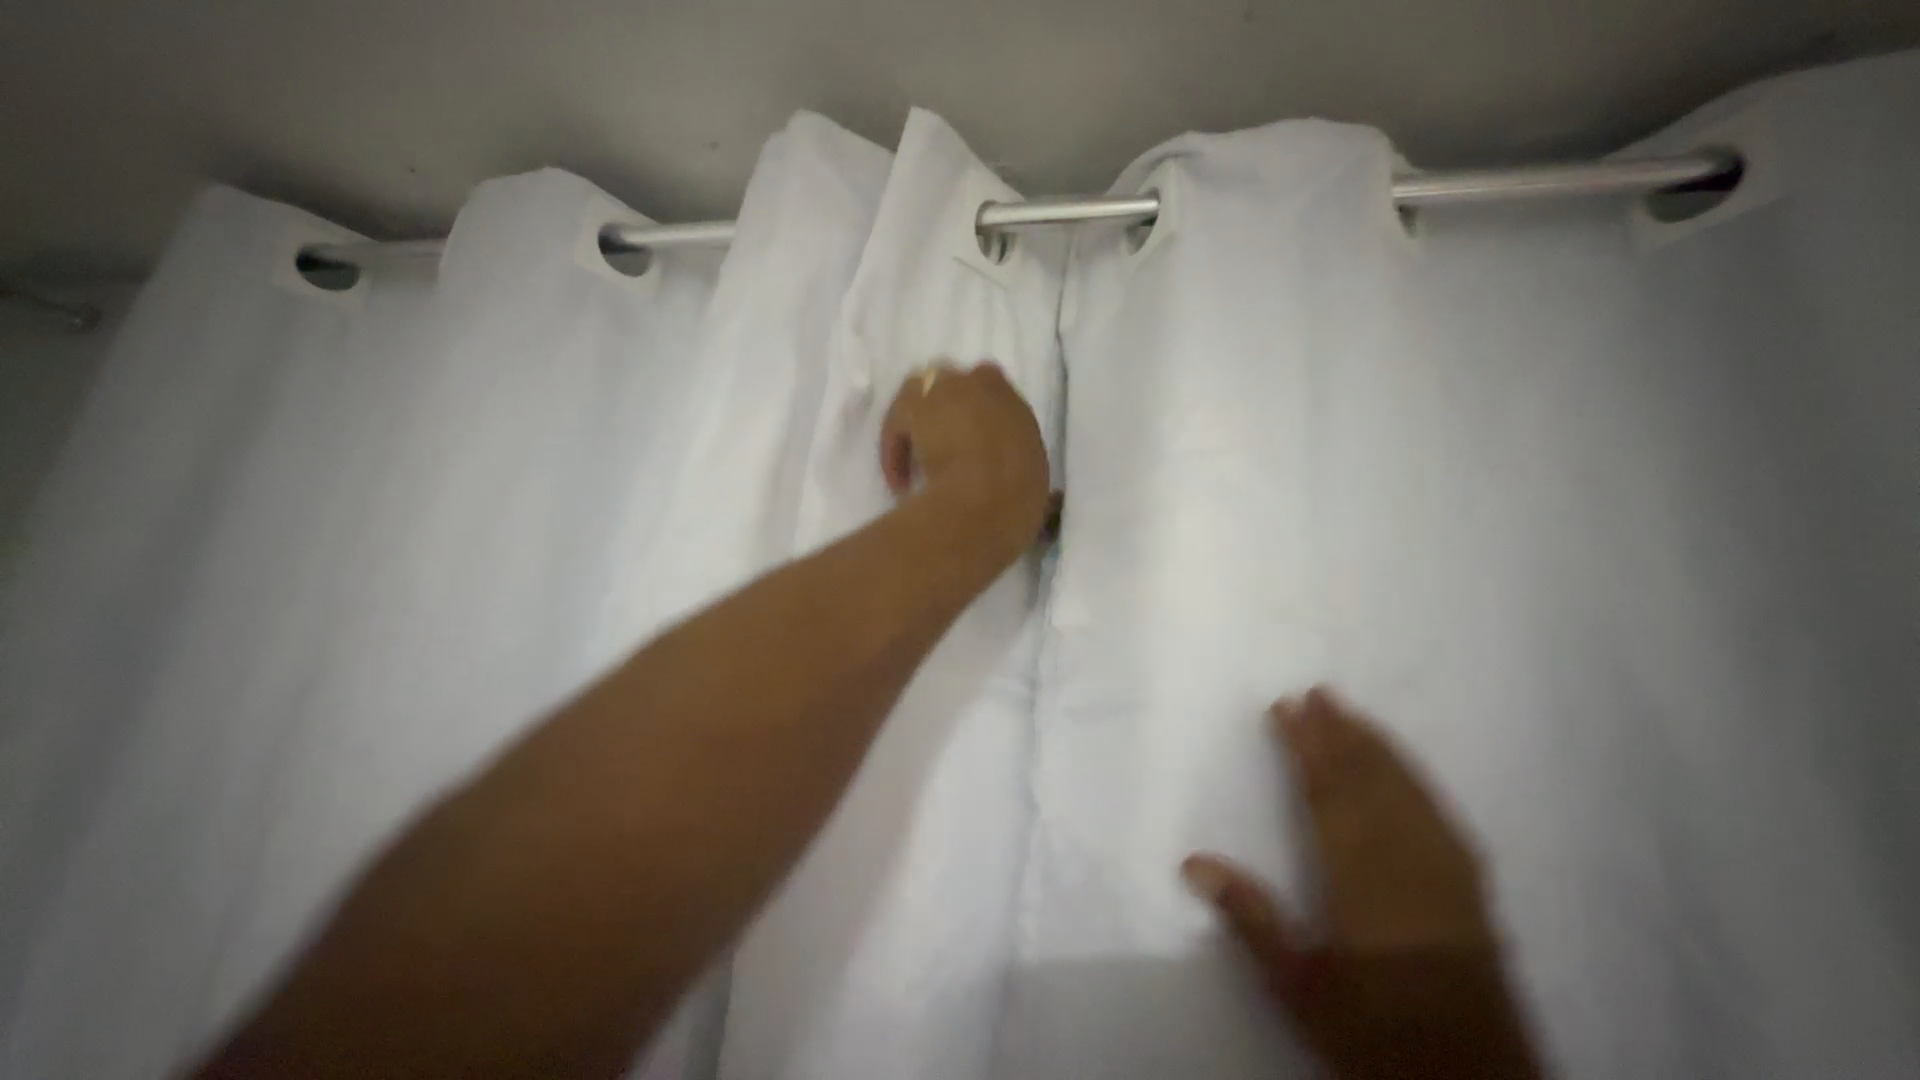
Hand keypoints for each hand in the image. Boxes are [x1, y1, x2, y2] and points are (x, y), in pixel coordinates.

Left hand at [879, 360, 1051, 552]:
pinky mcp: (913, 403)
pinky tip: (898, 480)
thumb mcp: (1036, 489)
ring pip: (922, 393)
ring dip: (918, 422)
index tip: (971, 453)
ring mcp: (948, 386)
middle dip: (946, 411)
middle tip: (938, 449)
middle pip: (957, 386)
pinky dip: (895, 449)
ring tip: (913, 463)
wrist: (984, 501)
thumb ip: (1026, 478)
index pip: (994, 399)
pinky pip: (898, 422)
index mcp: (1019, 408)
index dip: (977, 424)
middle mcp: (986, 384)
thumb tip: (1039, 495)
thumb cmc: (1017, 501)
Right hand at [1183, 688, 1545, 1079]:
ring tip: (1354, 714)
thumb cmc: (1373, 1032)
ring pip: (1410, 792)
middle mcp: (1408, 865)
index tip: (1288, 708)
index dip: (1307, 747)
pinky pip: (1442, 816)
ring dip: (1380, 748)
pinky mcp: (1474, 892)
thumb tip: (1193, 861)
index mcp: (1362, 883)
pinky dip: (1419, 781)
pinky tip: (1408, 772)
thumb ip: (1251, 919)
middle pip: (1372, 783)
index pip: (1329, 796)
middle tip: (1319, 692)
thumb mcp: (1298, 988)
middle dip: (1343, 733)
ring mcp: (1448, 875)